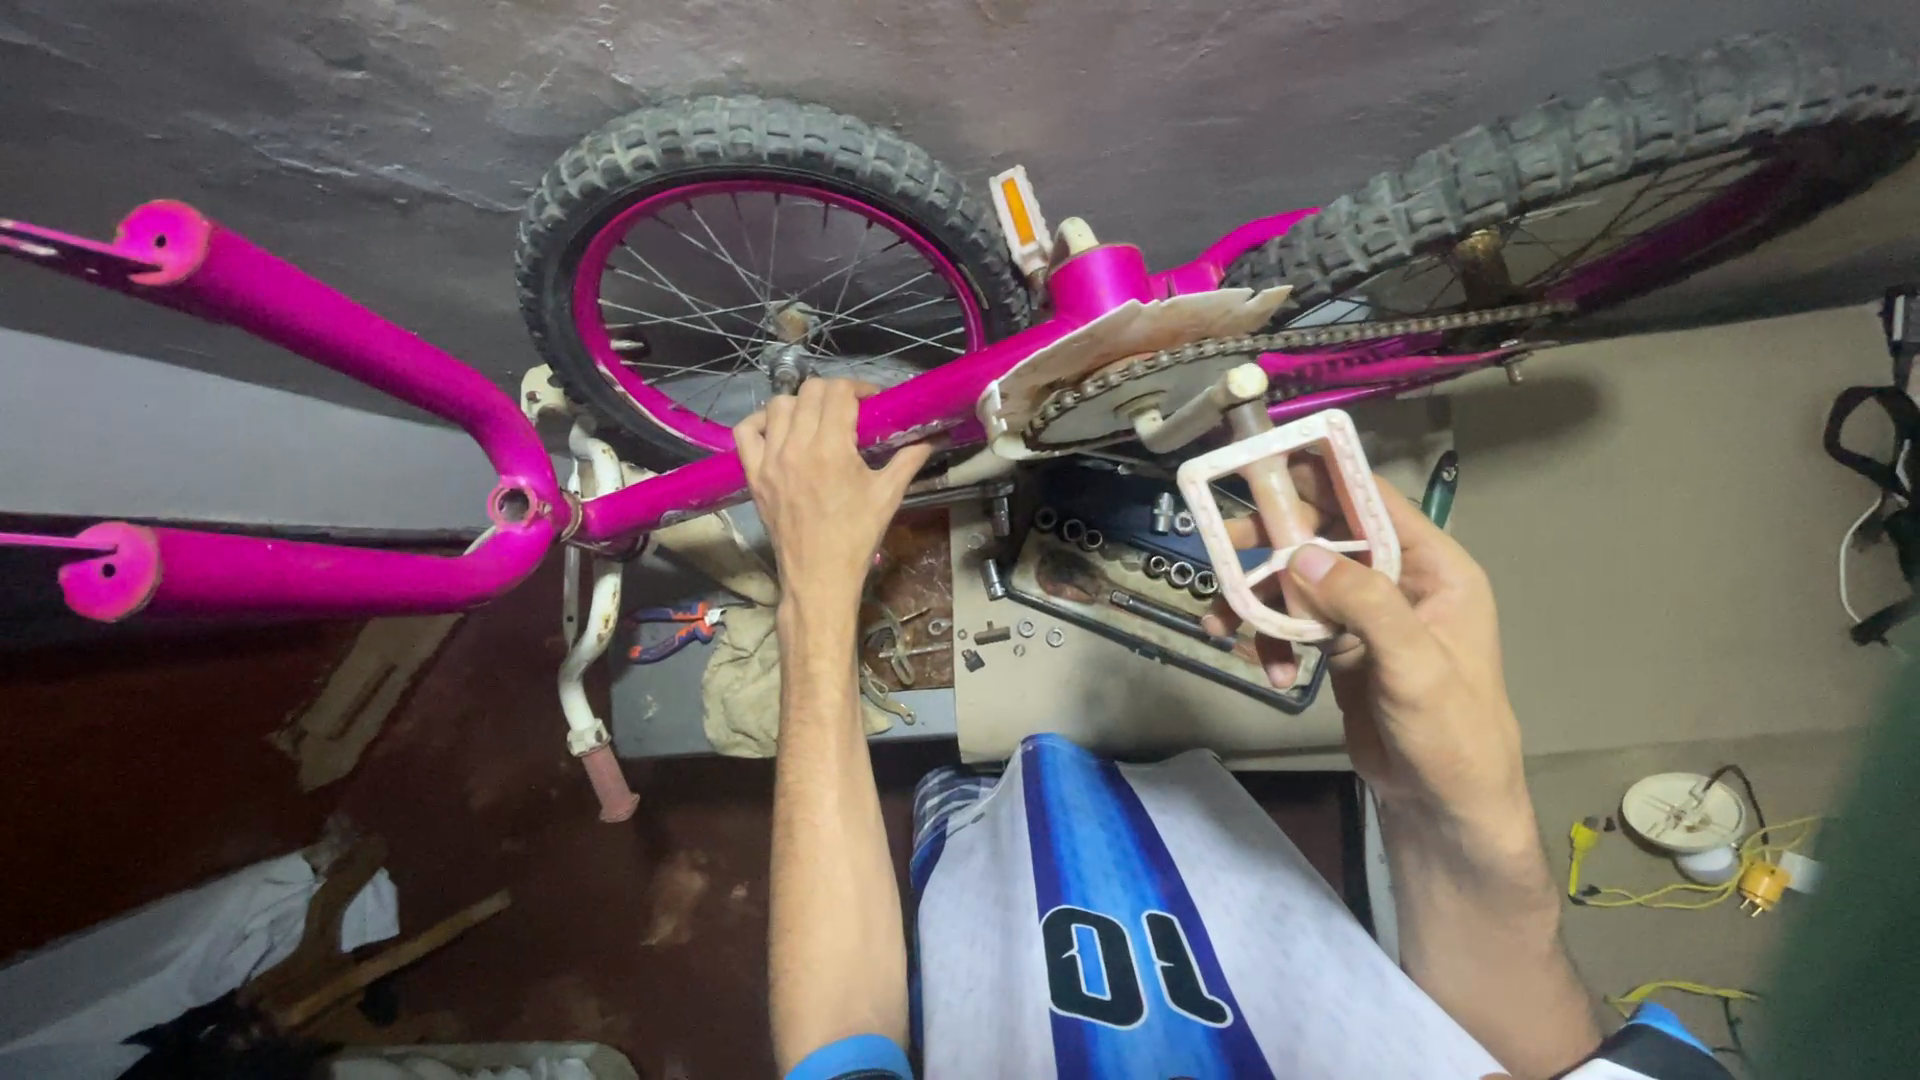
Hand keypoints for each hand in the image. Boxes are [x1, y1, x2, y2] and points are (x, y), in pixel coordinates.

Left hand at [734, 380, 931, 614]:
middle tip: (849, 410)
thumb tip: (931, 438)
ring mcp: (770, 459)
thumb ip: (908, 459)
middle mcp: (796, 446)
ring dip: (801, 404)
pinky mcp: (754, 474)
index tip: (872, 401)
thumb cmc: (857, 536)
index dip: (859, 388)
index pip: (839, 392)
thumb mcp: (888, 496)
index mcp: (831, 448)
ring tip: (817, 421)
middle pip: (809, 391)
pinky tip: (779, 430)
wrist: (819, 575)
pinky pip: (746, 432)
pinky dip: (760, 422)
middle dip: (833, 393)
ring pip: (778, 405)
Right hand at [1203, 461, 1525, 826]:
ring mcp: (1363, 614)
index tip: (1268, 462)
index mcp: (1433, 570)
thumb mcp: (1415, 666)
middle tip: (1222, 544)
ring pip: (1296, 582)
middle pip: (1323, 537)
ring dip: (1257, 600)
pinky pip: (1291, 624)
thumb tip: (1301, 555)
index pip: (1375, 502)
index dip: (1324, 477)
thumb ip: (1365, 604)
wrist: (1440, 804)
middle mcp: (1396, 581)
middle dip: (1271, 543)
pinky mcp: (1337, 645)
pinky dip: (1271, 642)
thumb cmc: (1451, 733)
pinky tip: (1272, 673)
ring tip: (1222, 624)